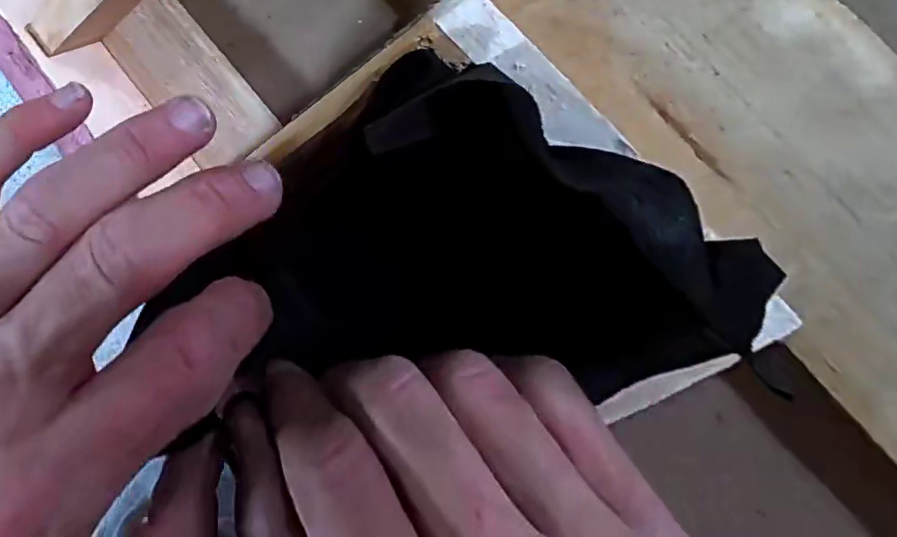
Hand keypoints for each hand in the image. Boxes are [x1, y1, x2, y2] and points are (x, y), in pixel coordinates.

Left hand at [0, 87, 282, 535]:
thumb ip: (156, 445)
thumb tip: (223, 343)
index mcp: (39, 479)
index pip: (169, 368)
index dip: (233, 318)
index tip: (257, 296)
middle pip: (110, 266)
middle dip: (201, 211)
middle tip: (262, 181)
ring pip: (46, 212)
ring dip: (129, 153)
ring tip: (193, 119)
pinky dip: (14, 133)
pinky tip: (72, 98)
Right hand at [212, 354, 687, 536]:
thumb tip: (257, 438)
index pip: (332, 464)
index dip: (288, 408)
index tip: (274, 391)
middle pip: (397, 396)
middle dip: (343, 381)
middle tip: (329, 397)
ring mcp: (588, 536)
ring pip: (468, 378)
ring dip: (415, 376)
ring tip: (399, 405)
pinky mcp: (639, 516)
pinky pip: (548, 388)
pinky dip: (498, 377)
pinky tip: (472, 411)